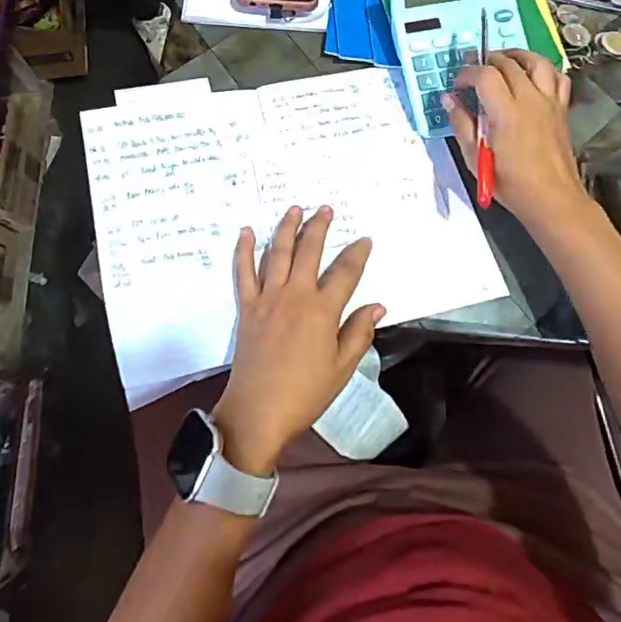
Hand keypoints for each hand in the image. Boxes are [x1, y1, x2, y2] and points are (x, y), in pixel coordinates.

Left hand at [213, 206, 383, 475]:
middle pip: (309, 251)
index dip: (357, 253)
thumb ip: (358, 333)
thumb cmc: (305, 393)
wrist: (257, 412)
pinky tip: (246, 232)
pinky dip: (243, 251)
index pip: (345, 272)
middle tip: (326, 209)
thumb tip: (376, 306)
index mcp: (322, 311)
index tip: (364, 240)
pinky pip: (243, 273)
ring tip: (295, 209)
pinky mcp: (247, 308)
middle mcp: (295, 296)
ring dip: (287, 228)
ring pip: (277, 253)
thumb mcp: (342, 367)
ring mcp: (268, 299)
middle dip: (319, 227)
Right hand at [446, 50, 589, 225]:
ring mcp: (549, 102)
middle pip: (508, 63)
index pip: (485, 75)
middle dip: (488, 60)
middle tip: (474, 68)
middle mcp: (530, 100)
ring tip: (504, 60)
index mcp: (506, 112)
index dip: (468, 73)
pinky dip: (545, 69)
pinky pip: (558, 77)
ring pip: (537, 62)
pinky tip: (534, 75)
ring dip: (518, 55)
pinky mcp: (561, 109)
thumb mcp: (475, 158)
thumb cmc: (511, 183)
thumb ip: (461, 124)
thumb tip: (449, 99)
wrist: (551, 198)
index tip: (458, 83)